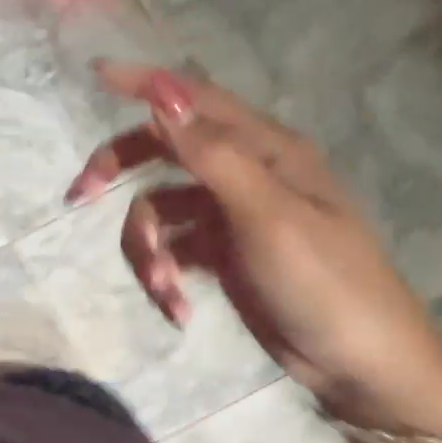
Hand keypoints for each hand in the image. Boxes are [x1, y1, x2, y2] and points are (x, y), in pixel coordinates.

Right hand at [67, 64, 441, 434]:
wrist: (361, 367)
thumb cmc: (326, 282)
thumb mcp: (266, 214)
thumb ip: (211, 154)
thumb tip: (160, 93)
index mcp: (266, 150)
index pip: (194, 100)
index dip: (145, 84)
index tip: (94, 75)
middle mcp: (244, 172)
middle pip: (161, 152)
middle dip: (119, 173)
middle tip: (80, 197)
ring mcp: (229, 215)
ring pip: (155, 210)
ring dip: (146, 248)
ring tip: (162, 288)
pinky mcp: (219, 254)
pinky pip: (168, 249)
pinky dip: (163, 276)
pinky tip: (177, 308)